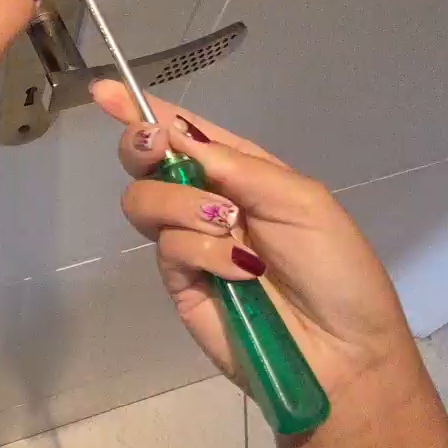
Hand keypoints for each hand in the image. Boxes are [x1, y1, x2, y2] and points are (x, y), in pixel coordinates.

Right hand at [91, 81, 419, 404]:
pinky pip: (167, 246)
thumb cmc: (336, 268)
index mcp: (238, 172)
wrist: (342, 355)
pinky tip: (237, 272)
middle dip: (143, 147)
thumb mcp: (300, 199)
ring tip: (227, 226)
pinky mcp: (178, 279)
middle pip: (147, 162)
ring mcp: (188, 240)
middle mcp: (205, 200)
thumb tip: (174, 134)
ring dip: (182, 204)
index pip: (184, 133)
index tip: (105, 92)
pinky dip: (203, 251)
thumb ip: (235, 165)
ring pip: (144, 200)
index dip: (142, 110)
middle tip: (155, 148)